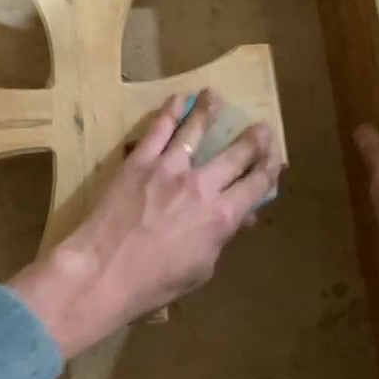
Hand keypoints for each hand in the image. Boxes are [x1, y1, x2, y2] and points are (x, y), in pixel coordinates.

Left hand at [9, 90, 282, 358]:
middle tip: (261, 127)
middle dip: (253, 139)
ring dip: (209, 111)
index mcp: (221, 216)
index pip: (256, 185)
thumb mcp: (201, 269)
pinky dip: (170, 112)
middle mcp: (202, 185)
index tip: (275, 158)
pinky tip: (178, 99)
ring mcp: (169, 168)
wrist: (103, 272)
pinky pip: (159, 130)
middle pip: (235, 154)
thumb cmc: (154, 283)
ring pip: (196, 131)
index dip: (269, 169)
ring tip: (216, 95)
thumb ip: (222, 238)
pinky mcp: (140, 160)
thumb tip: (242, 217)